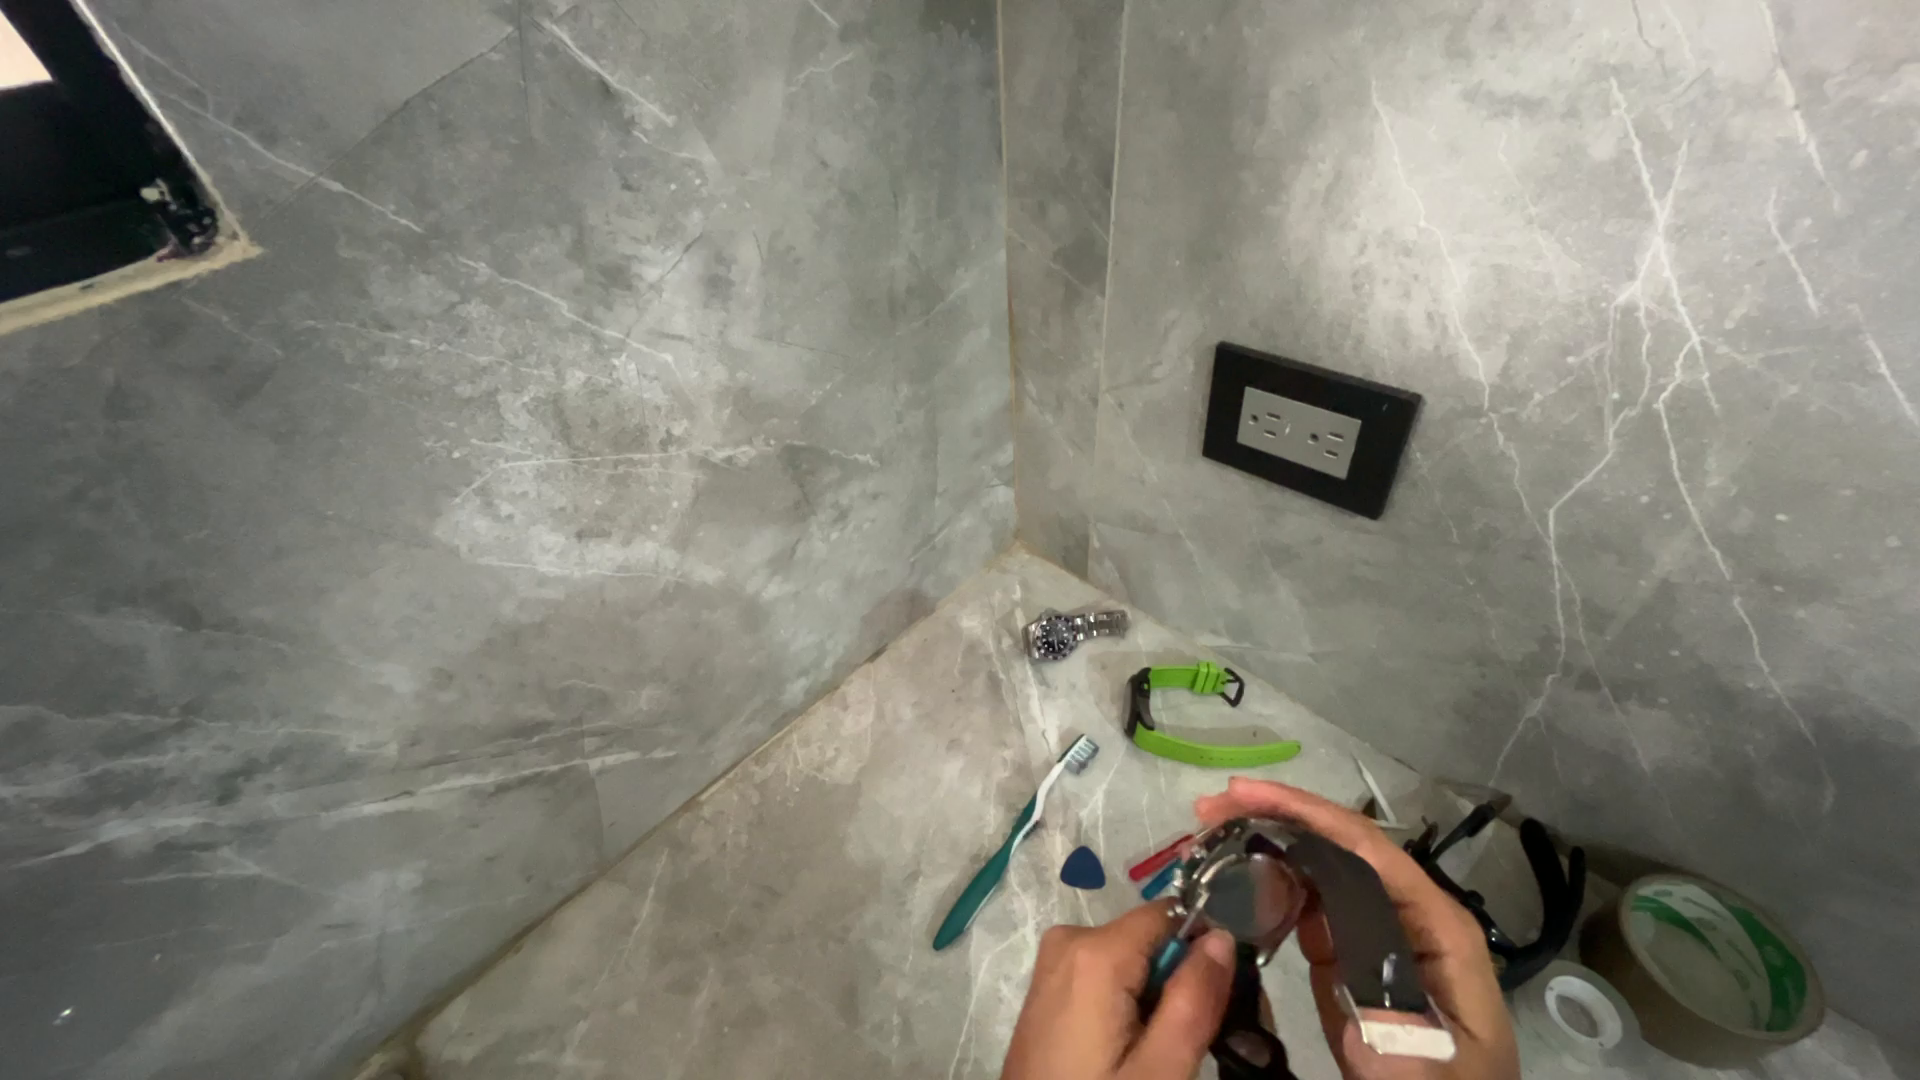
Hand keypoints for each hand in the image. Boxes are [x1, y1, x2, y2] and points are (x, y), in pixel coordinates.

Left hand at [1001, 902, 1237, 1079]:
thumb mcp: (1159, 1071)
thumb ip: (1194, 1000)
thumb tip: (1222, 936)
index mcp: (1095, 949)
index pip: (1168, 915)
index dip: (1202, 950)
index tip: (1220, 1001)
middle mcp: (1069, 939)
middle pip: (1148, 939)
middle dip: (1177, 981)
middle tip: (1190, 1044)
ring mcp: (1053, 962)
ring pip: (1129, 960)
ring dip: (1153, 998)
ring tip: (1154, 1058)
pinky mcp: (1049, 986)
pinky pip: (1104, 975)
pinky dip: (1126, 1005)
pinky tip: (1126, 1053)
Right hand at [1195, 778, 1520, 1079]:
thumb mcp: (1419, 1061)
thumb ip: (1386, 1008)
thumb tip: (1336, 944)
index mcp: (1433, 925)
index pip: (1365, 848)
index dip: (1303, 812)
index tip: (1242, 795)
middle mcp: (1403, 913)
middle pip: (1336, 845)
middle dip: (1273, 816)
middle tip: (1210, 809)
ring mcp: (1373, 932)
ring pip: (1315, 867)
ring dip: (1263, 844)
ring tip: (1211, 834)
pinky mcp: (1345, 953)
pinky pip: (1303, 904)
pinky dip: (1265, 884)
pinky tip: (1231, 880)